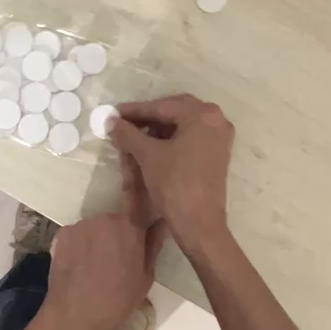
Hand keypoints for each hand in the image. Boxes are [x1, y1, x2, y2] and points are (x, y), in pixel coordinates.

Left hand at [39, 161, 166, 329]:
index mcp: (130, 229)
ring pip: (94, 230)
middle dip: (116, 236)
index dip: (135, 170)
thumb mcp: (145, 277)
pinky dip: (80, 250)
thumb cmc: (116, 301)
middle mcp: (104, 219)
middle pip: (114, 221)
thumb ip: (153, 245)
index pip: (135, 192)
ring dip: (96, 244)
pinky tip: (80, 271)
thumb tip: (164, 222)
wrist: (74, 316)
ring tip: (95, 272)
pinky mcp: (62, 234)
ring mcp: (81, 226)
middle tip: (114, 266)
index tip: (132, 147)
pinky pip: (77, 238)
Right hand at [108, 95, 234, 252]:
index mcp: (202, 115)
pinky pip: (191, 136)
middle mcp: (216, 120)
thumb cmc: (174, 184)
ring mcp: (219, 137)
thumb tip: (110, 120)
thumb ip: (128, 133)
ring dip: (159, 128)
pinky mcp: (217, 153)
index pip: (162, 106)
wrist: (199, 223)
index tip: (113, 112)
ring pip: (183, 123)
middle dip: (148, 117)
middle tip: (124, 123)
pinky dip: (171, 138)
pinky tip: (153, 146)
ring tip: (135, 136)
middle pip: (175, 110)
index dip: (134, 110)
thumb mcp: (147, 156)